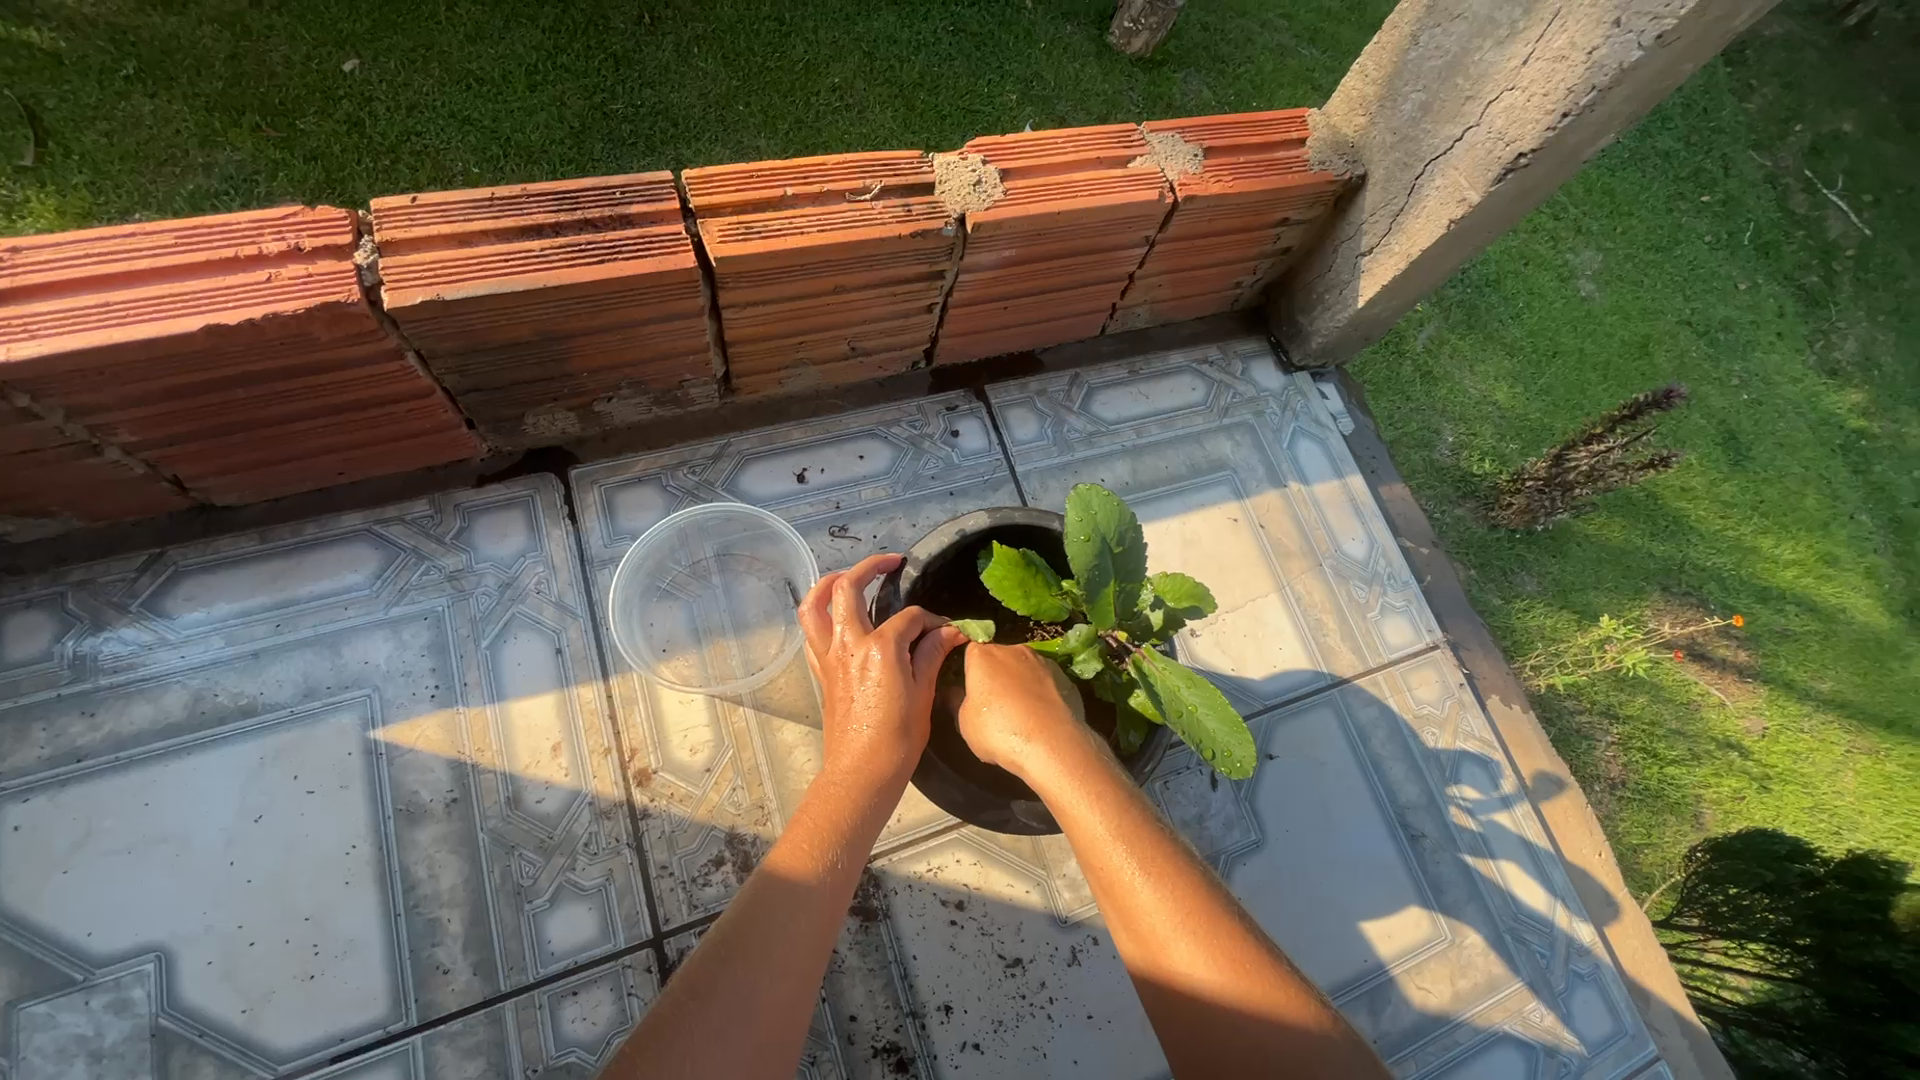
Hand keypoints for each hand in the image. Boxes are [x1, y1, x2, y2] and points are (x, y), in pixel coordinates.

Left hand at [798, 553, 967, 784]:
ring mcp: (830, 656)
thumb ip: (932, 654)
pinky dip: (820, 617)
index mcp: (881, 648)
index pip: (910, 617)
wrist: (861, 773)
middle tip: (890, 562)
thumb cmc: (898, 738)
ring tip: (848, 576)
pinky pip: (811, 634)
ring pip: (814, 605)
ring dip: (828, 583)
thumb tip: (949, 631)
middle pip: (848, 588)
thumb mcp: (924, 694)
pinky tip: (836, 618)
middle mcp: (849, 644)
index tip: (945, 630)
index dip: (931, 620)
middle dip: (869, 567)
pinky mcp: (821, 671)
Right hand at [958, 644, 1113, 788]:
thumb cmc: (998, 730)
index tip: (970, 688)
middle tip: (994, 705)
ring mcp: (1043, 661)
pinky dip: (1042, 694)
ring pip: (1024, 669)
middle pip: (999, 657)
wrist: (1052, 744)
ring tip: (1021, 714)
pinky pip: (1046, 682)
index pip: (970, 650)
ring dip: (1020, 683)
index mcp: (984, 654)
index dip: (969, 669)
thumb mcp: (963, 721)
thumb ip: (958, 700)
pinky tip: (1042, 718)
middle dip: (995, 675)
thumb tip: (955, 691)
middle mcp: (1014, 650)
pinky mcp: (1065, 677)